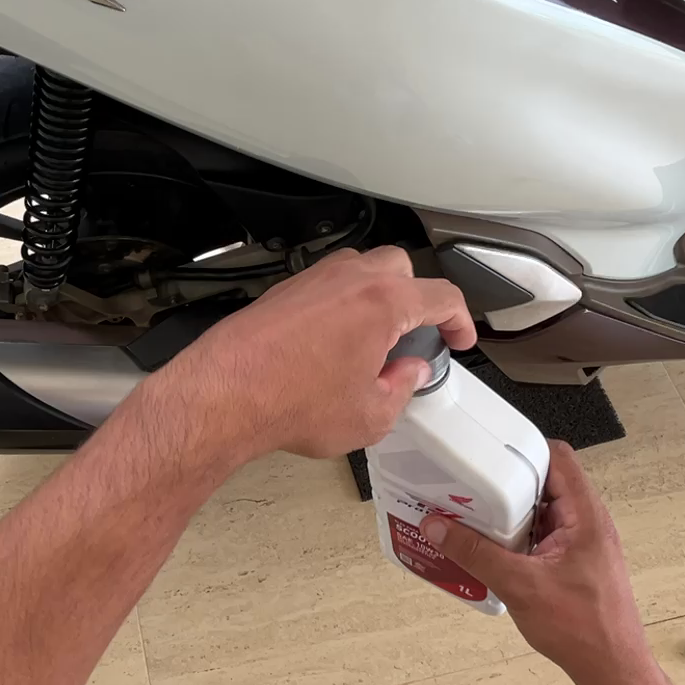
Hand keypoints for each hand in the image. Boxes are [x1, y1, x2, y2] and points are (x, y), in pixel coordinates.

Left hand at [151, 246, 476, 459]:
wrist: (225, 395)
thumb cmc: (289, 402)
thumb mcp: (369, 416)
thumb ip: (401, 389)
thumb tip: (408, 373)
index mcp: (383, 303)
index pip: (441, 296)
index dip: (459, 319)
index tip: (457, 337)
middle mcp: (348, 280)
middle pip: (400, 269)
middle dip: (416, 298)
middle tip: (414, 335)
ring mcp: (312, 280)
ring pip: (359, 270)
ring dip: (375, 296)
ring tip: (372, 340)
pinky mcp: (282, 291)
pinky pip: (324, 286)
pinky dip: (339, 305)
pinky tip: (331, 342)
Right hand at [420, 440, 655, 684]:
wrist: (613, 672)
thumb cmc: (579, 628)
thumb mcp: (519, 585)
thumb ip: (475, 553)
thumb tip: (434, 524)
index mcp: (585, 515)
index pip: (558, 458)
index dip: (522, 447)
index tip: (485, 450)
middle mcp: (586, 522)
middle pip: (544, 482)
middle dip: (504, 480)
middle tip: (464, 483)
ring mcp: (579, 544)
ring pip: (538, 510)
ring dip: (506, 511)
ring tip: (466, 512)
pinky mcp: (571, 563)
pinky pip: (537, 535)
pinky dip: (512, 536)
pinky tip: (483, 547)